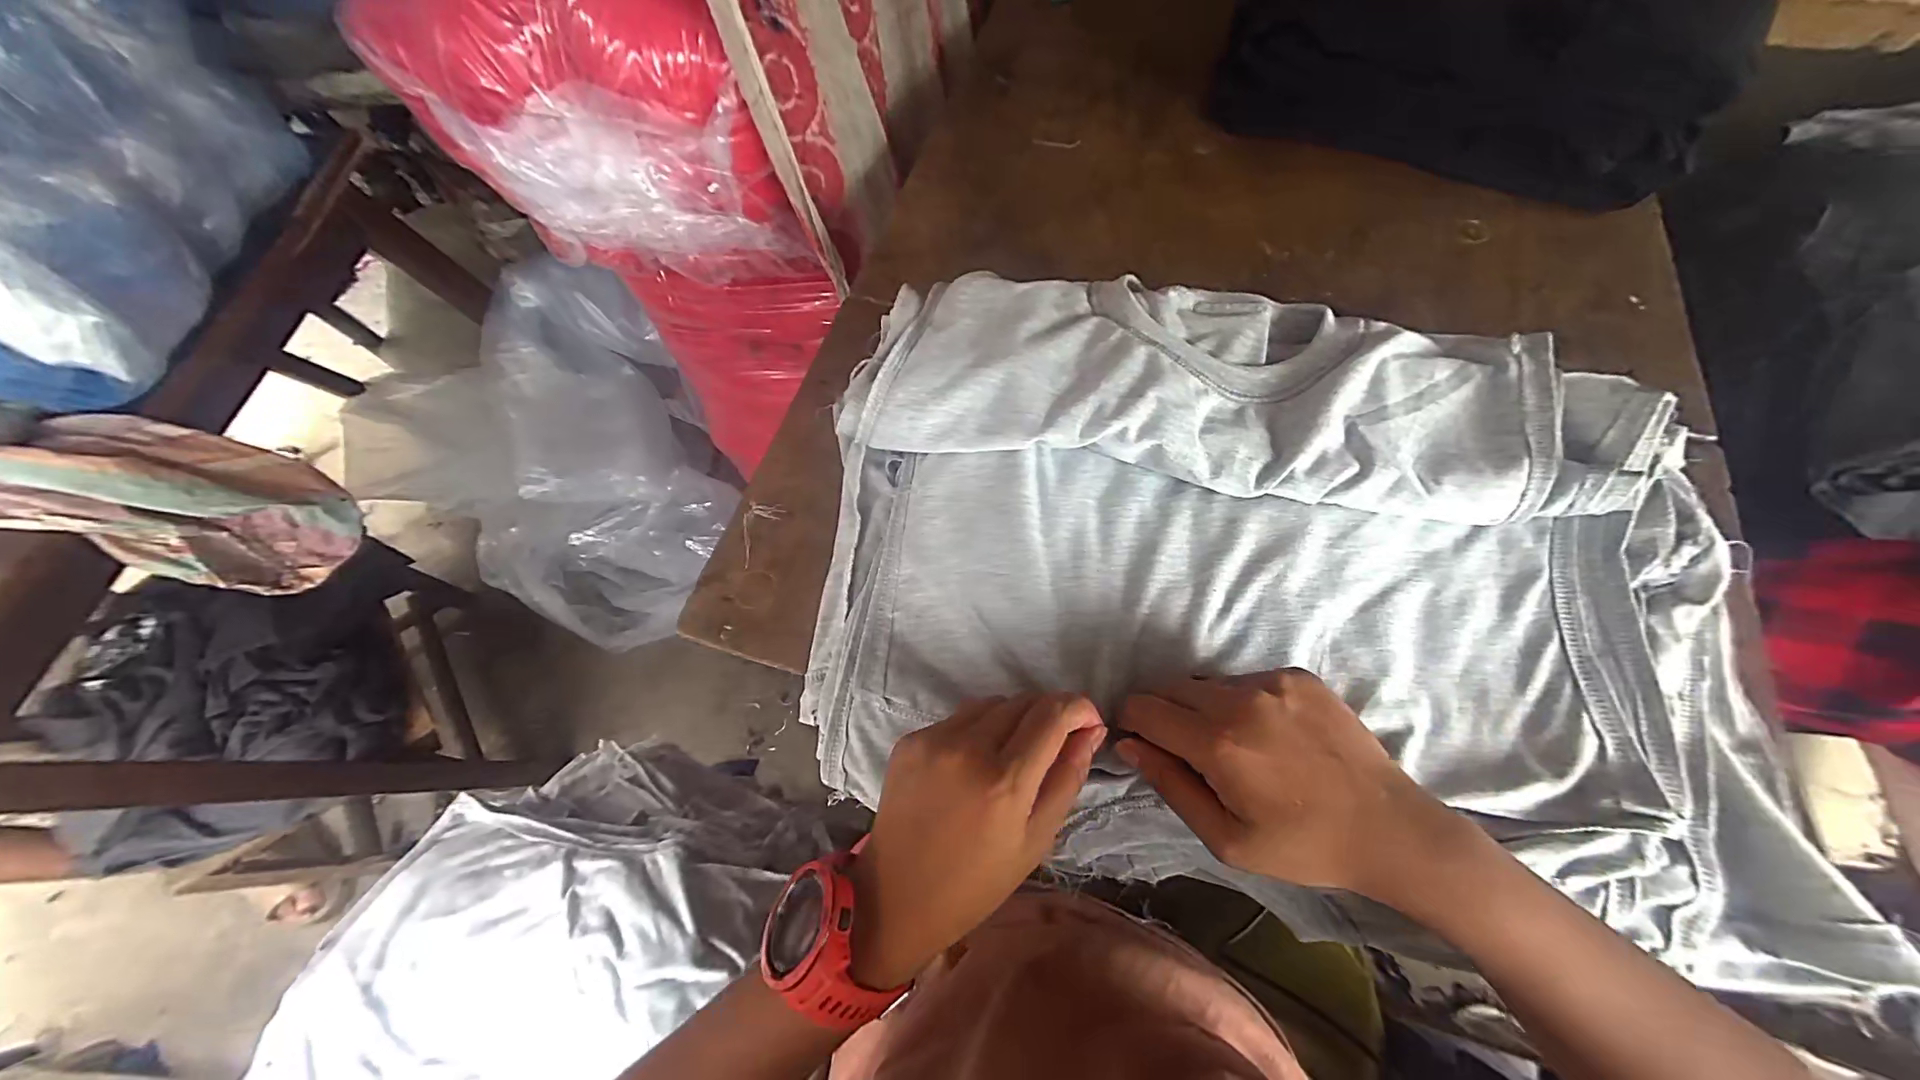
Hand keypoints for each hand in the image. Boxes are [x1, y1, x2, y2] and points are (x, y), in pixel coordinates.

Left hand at [847, 694, 1105, 988]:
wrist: (897, 894)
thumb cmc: (977, 882)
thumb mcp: (1036, 840)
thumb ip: (1067, 779)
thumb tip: (1091, 732)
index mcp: (1005, 781)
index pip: (1052, 713)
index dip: (1079, 708)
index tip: (1089, 721)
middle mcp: (968, 749)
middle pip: (1024, 701)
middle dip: (1049, 714)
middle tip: (1054, 743)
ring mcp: (934, 740)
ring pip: (991, 703)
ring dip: (1013, 719)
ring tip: (1011, 755)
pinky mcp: (910, 740)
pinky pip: (958, 718)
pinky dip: (977, 731)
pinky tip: (972, 765)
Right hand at [1117, 668, 1475, 908]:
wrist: (1390, 828)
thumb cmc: (1303, 845)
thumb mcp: (1226, 839)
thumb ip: (1170, 785)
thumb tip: (1129, 744)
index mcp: (1218, 744)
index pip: (1142, 708)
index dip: (1130, 724)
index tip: (1140, 743)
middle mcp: (1239, 700)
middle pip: (1167, 687)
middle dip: (1160, 713)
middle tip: (1181, 748)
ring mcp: (1271, 682)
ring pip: (1204, 682)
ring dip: (1199, 707)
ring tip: (1230, 743)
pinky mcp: (1297, 675)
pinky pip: (1242, 679)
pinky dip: (1237, 700)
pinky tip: (1266, 733)